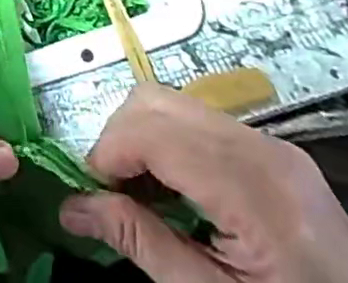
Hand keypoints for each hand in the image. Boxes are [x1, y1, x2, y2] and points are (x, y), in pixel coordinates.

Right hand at [58, 84, 347, 282]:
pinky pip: (201, 124)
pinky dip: (168, 145)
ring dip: (140, 140)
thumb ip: (142, 245)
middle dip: (117, 139)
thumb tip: (73, 207)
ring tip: (137, 199)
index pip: (155, 130)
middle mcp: (262, 146)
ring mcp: (271, 144)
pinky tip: (170, 193)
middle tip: (109, 198)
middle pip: (158, 101)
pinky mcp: (274, 151)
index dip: (106, 153)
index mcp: (254, 187)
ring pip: (175, 105)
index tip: (88, 198)